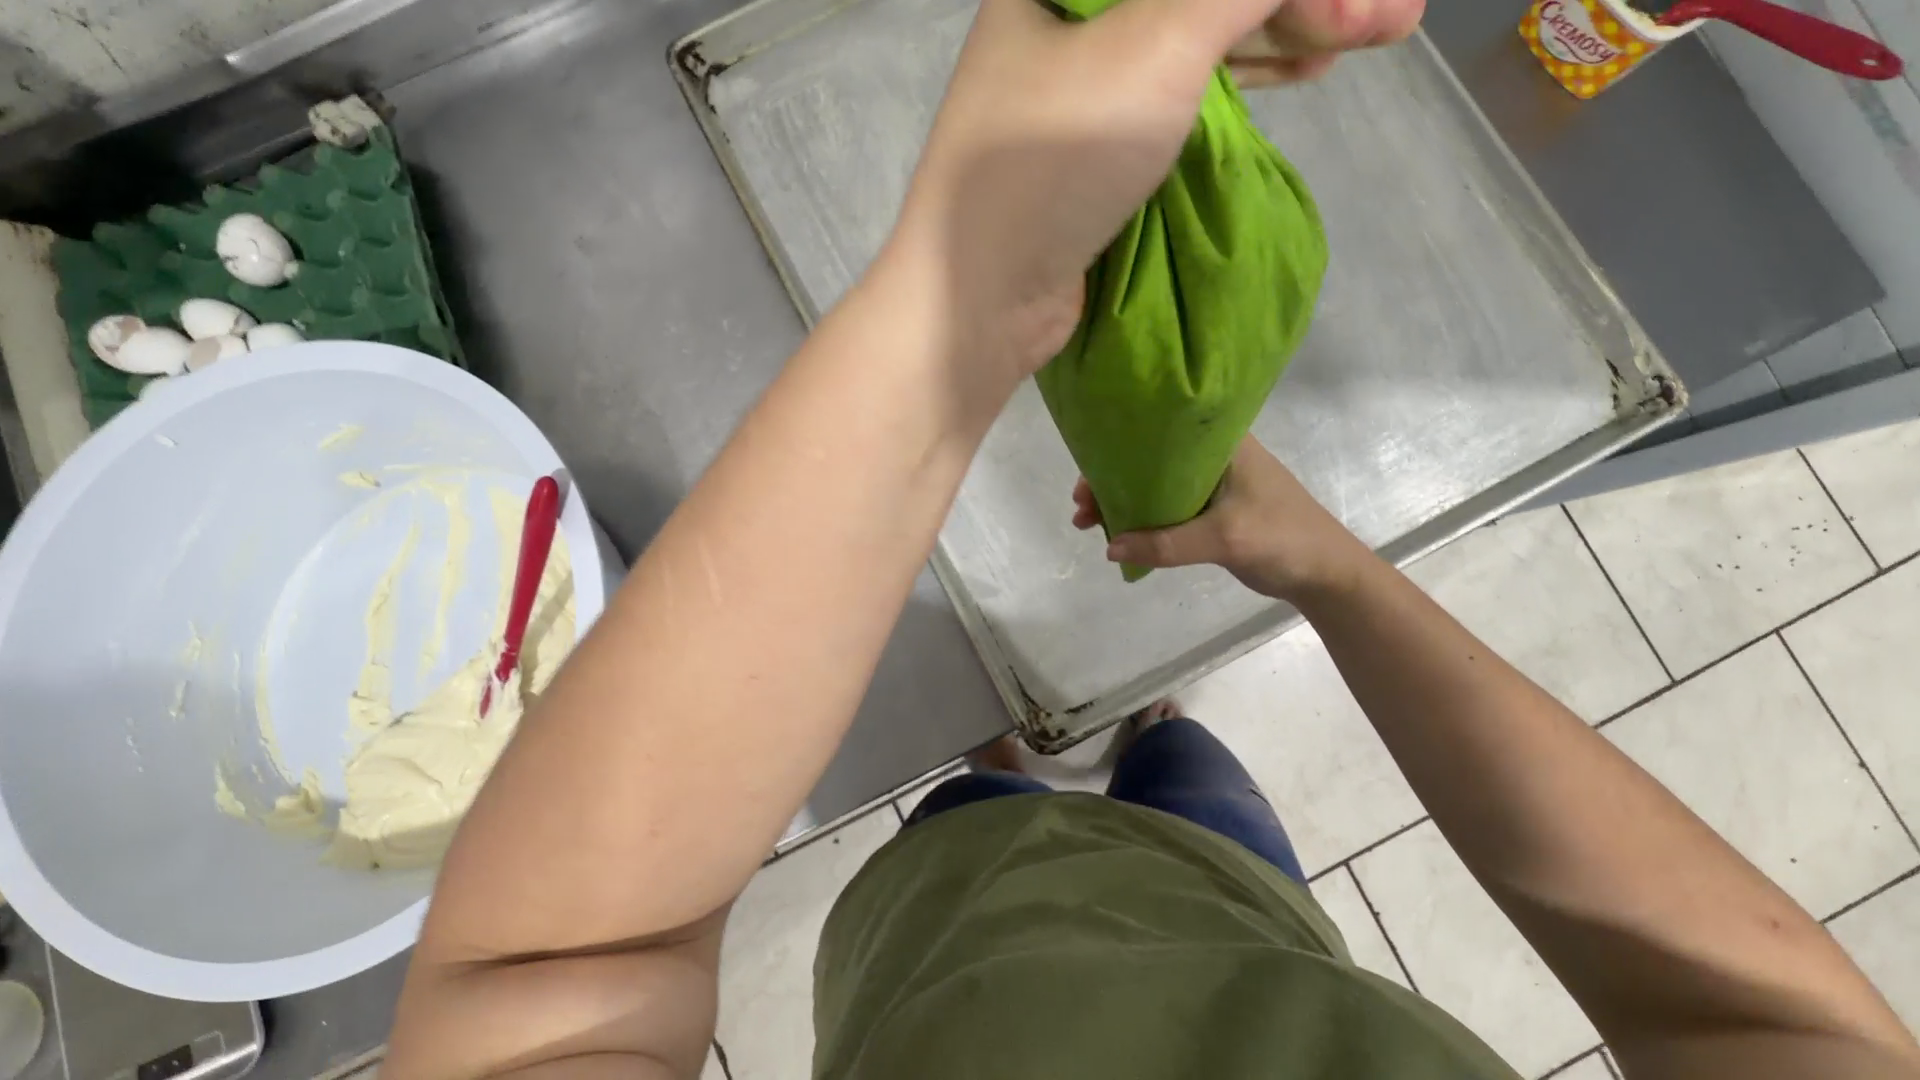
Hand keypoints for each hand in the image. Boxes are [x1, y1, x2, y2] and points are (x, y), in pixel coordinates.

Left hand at [879, 0, 1422, 384]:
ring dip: (1284, 33)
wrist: (982, 296)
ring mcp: (1079, 88)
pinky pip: (1181, 96)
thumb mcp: (1157, 43)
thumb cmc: (1054, 157)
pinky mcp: (1093, 151)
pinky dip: (1241, 84)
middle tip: (1397, 17)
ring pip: (1199, 40)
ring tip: (1369, 36)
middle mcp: (1069, 19)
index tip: (1366, 0)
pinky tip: (1301, 71)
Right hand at [1071, 436, 1371, 600]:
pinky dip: (1139, 521)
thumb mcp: (1224, 539)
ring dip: (1121, 503)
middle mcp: (1212, 457)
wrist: (1325, 573)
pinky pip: (1164, 510)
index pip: (1158, 434)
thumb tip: (1110, 547)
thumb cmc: (1283, 538)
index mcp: (1221, 444)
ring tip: (1087, 524)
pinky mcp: (1210, 512)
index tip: (1087, 476)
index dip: (1117, 451)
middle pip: (1148, 461)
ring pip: (1153, 487)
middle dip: (1110, 482)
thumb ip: (1167, 544)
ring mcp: (1210, 485)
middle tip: (1080, 509)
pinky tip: (1117, 536)